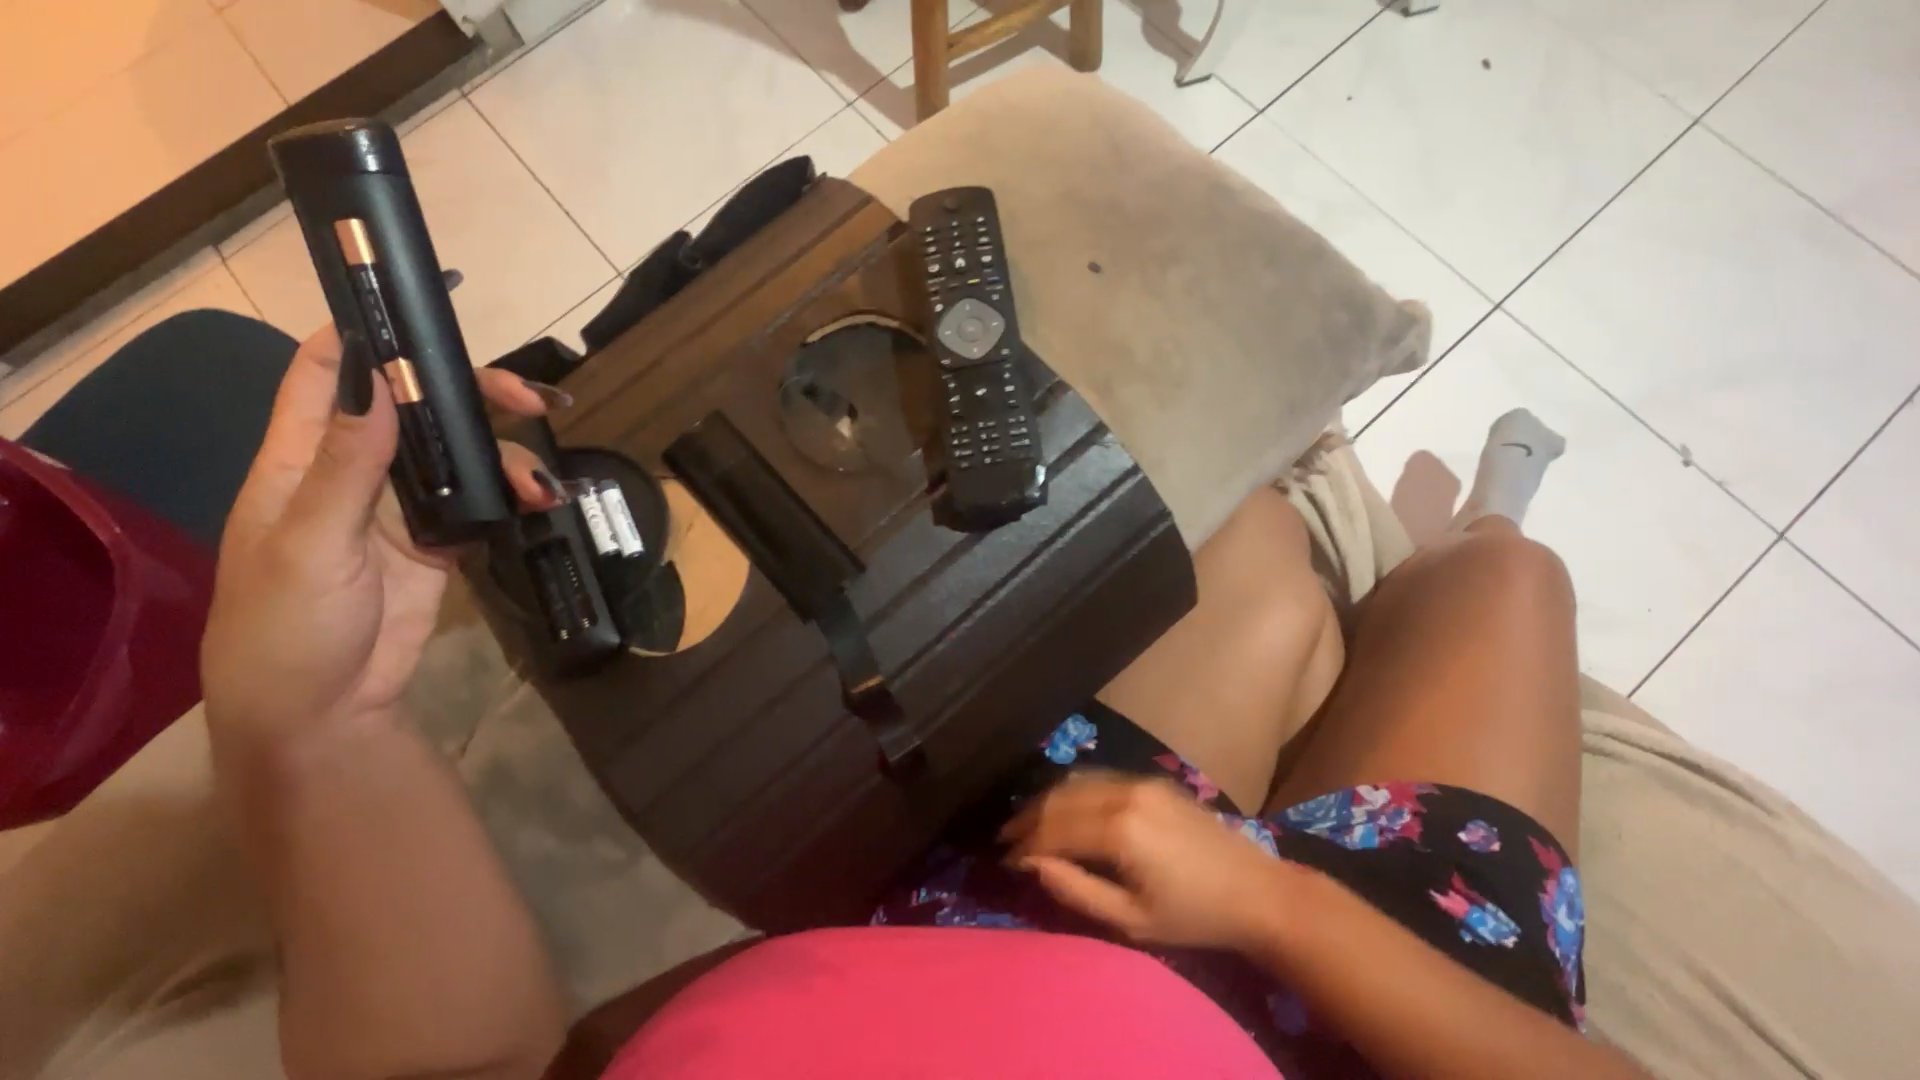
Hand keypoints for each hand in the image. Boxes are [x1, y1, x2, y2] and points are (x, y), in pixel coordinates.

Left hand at [201, 326, 562, 752]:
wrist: (327, 712)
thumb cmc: (287, 627)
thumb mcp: (307, 545)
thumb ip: (345, 466)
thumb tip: (379, 383)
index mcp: (301, 459)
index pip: (323, 373)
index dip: (363, 337)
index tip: (418, 314)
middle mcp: (355, 471)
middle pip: (416, 407)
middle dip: (470, 393)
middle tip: (526, 398)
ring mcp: (402, 509)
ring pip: (461, 455)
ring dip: (505, 456)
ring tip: (539, 485)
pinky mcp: (442, 544)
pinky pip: (483, 504)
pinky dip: (513, 497)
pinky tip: (538, 503)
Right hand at [1001, 771, 1293, 950]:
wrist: (1257, 891)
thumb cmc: (1194, 916)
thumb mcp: (1131, 921)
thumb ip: (1077, 891)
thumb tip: (1034, 866)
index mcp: (1119, 830)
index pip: (1053, 829)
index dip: (1024, 845)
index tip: (1004, 861)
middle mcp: (1125, 794)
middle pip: (1059, 798)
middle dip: (1028, 818)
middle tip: (1005, 839)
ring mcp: (1141, 782)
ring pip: (1076, 781)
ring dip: (1047, 801)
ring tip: (1027, 824)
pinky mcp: (1153, 781)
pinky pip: (1099, 778)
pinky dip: (1073, 791)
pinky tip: (1064, 808)